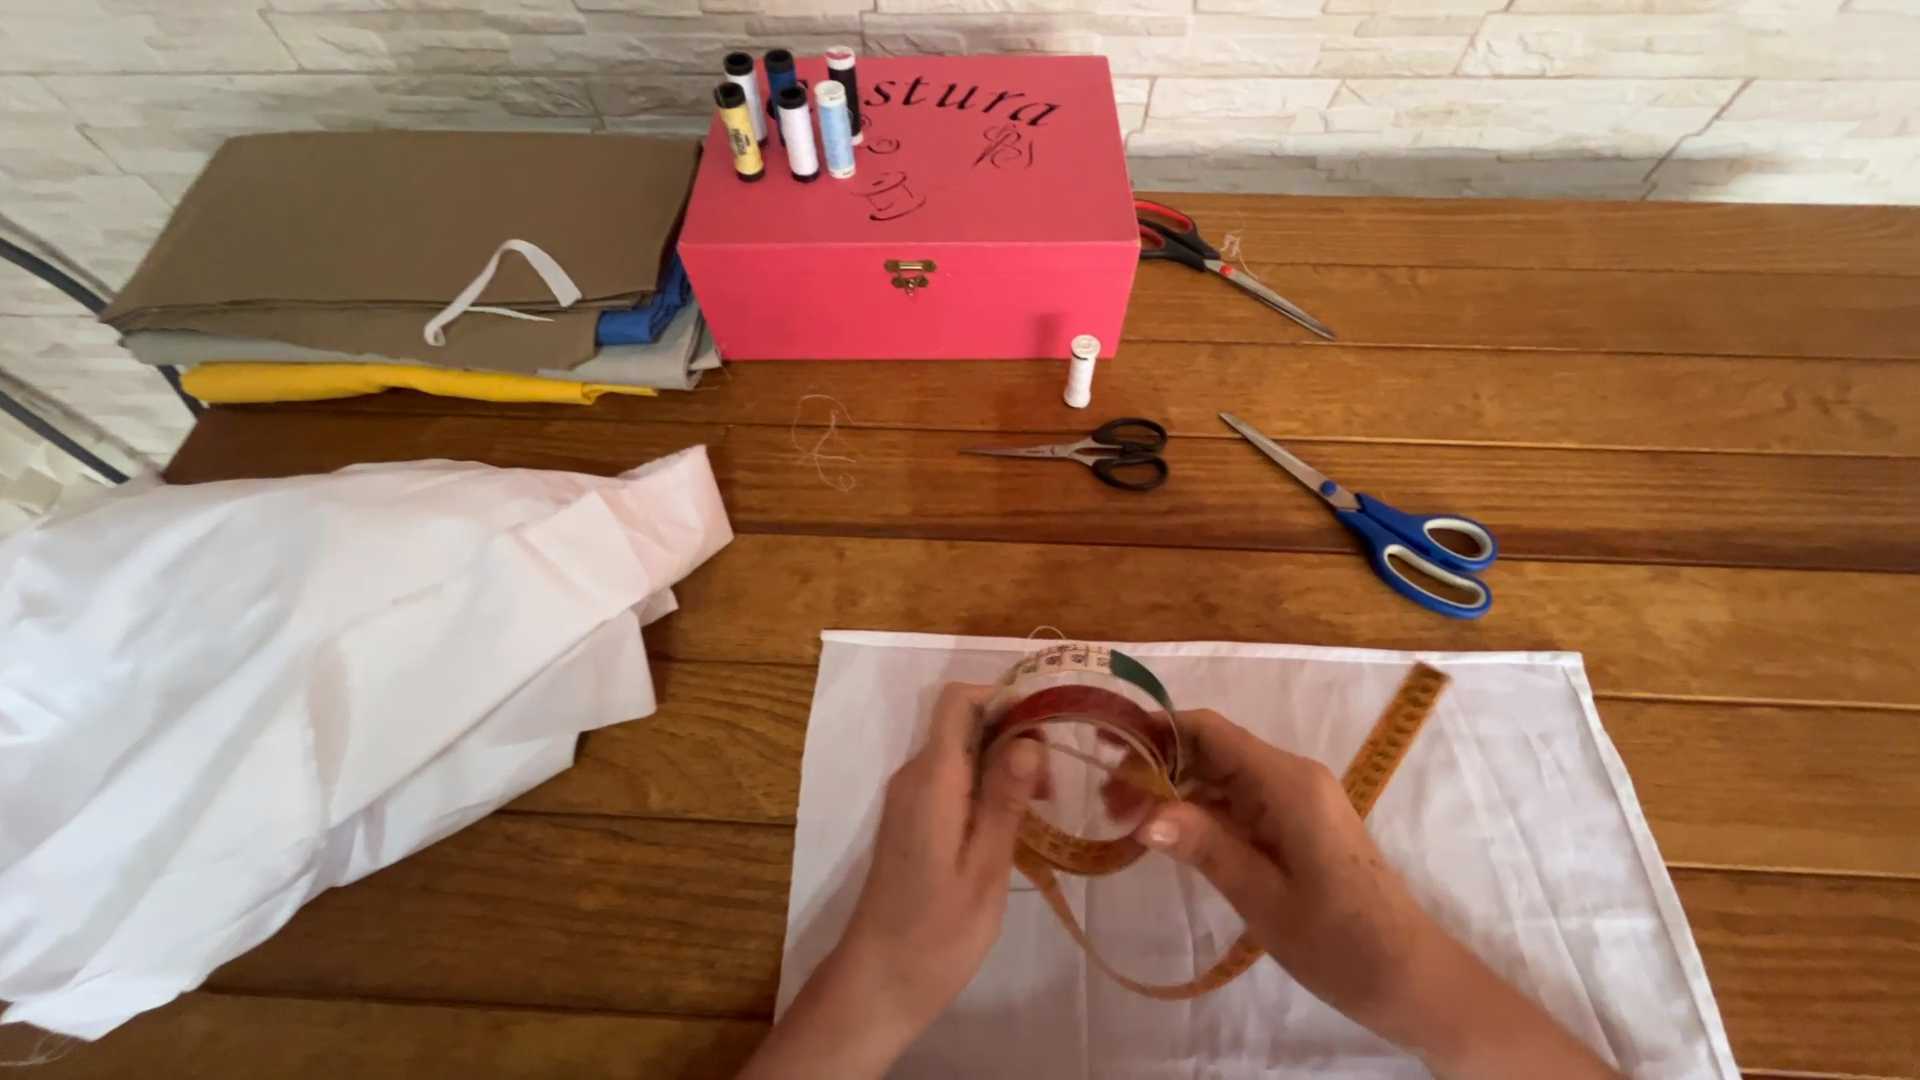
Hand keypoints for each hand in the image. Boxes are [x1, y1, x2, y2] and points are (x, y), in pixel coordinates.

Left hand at [737, 683, 1043, 1079]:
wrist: (878, 982)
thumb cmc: (938, 932)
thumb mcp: (985, 866)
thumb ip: (1004, 797)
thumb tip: (1027, 737)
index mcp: (932, 779)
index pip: (958, 701)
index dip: (1003, 698)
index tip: (1048, 727)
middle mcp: (915, 775)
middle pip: (964, 722)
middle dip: (1013, 733)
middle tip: (1054, 784)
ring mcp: (910, 796)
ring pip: (961, 750)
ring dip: (1003, 761)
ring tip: (1043, 806)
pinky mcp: (912, 817)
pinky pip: (952, 778)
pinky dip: (986, 783)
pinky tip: (1013, 822)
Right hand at [1134, 708, 1622, 1079]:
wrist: (1417, 984)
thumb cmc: (1343, 943)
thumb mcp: (1263, 898)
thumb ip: (1203, 846)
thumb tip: (1141, 815)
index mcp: (1287, 782)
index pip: (1208, 730)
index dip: (1154, 730)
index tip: (1104, 745)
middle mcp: (1290, 777)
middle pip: (1208, 749)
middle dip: (1154, 766)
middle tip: (1107, 804)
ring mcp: (1293, 799)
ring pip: (1218, 775)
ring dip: (1171, 791)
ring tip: (1125, 822)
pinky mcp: (1294, 822)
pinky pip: (1235, 801)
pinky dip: (1197, 812)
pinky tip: (1167, 835)